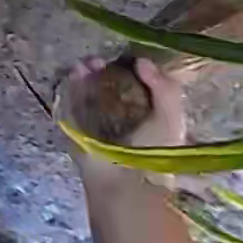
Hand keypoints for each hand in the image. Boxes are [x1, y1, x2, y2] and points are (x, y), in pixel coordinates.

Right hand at [63, 56, 187, 189]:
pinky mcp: (76, 128)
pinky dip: (72, 86)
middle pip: (108, 87)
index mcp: (146, 118)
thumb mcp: (171, 118)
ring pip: (89, 92)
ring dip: (86, 75)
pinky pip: (71, 103)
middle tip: (100, 60)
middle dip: (104, 71)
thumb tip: (142, 60)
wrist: (125, 183)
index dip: (130, 70)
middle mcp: (121, 119)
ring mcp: (96, 124)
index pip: (135, 87)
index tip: (127, 59)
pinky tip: (75, 72)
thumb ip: (164, 87)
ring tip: (87, 63)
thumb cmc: (154, 151)